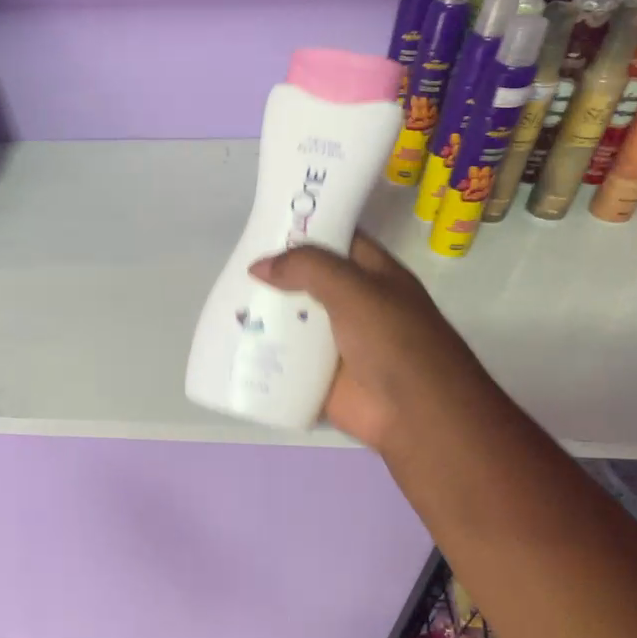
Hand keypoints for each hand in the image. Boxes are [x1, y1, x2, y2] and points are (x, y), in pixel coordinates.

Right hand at [249, 232, 480, 450]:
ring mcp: (335, 343)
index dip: (305, 229)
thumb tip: (258, 267)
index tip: (264, 224)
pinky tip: (228, 344)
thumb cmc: (394, 341)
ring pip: (291, 323)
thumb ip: (308, 268)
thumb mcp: (354, 290)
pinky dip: (260, 355)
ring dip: (262, 316)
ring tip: (221, 304)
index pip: (336, 240)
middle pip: (306, 283)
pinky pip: (283, 362)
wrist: (415, 413)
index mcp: (372, 275)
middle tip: (231, 267)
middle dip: (273, 276)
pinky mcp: (318, 377)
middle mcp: (353, 305)